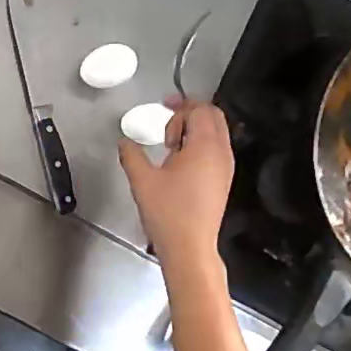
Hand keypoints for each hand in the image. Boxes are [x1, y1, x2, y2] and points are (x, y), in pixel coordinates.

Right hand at [118, 97, 233, 269]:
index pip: (200, 110)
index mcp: (204, 146)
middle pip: (213, 117)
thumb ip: (131, 155)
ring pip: (217, 133)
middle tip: (167, 125)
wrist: (189, 246)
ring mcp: (226, 167)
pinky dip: (200, 146)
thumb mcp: (141, 180)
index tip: (165, 105)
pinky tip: (179, 164)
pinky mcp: (223, 181)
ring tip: (169, 147)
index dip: (182, 104)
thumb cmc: (167, 213)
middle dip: (190, 114)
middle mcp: (221, 152)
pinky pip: (216, 150)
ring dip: (195, 131)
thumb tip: (124, 142)